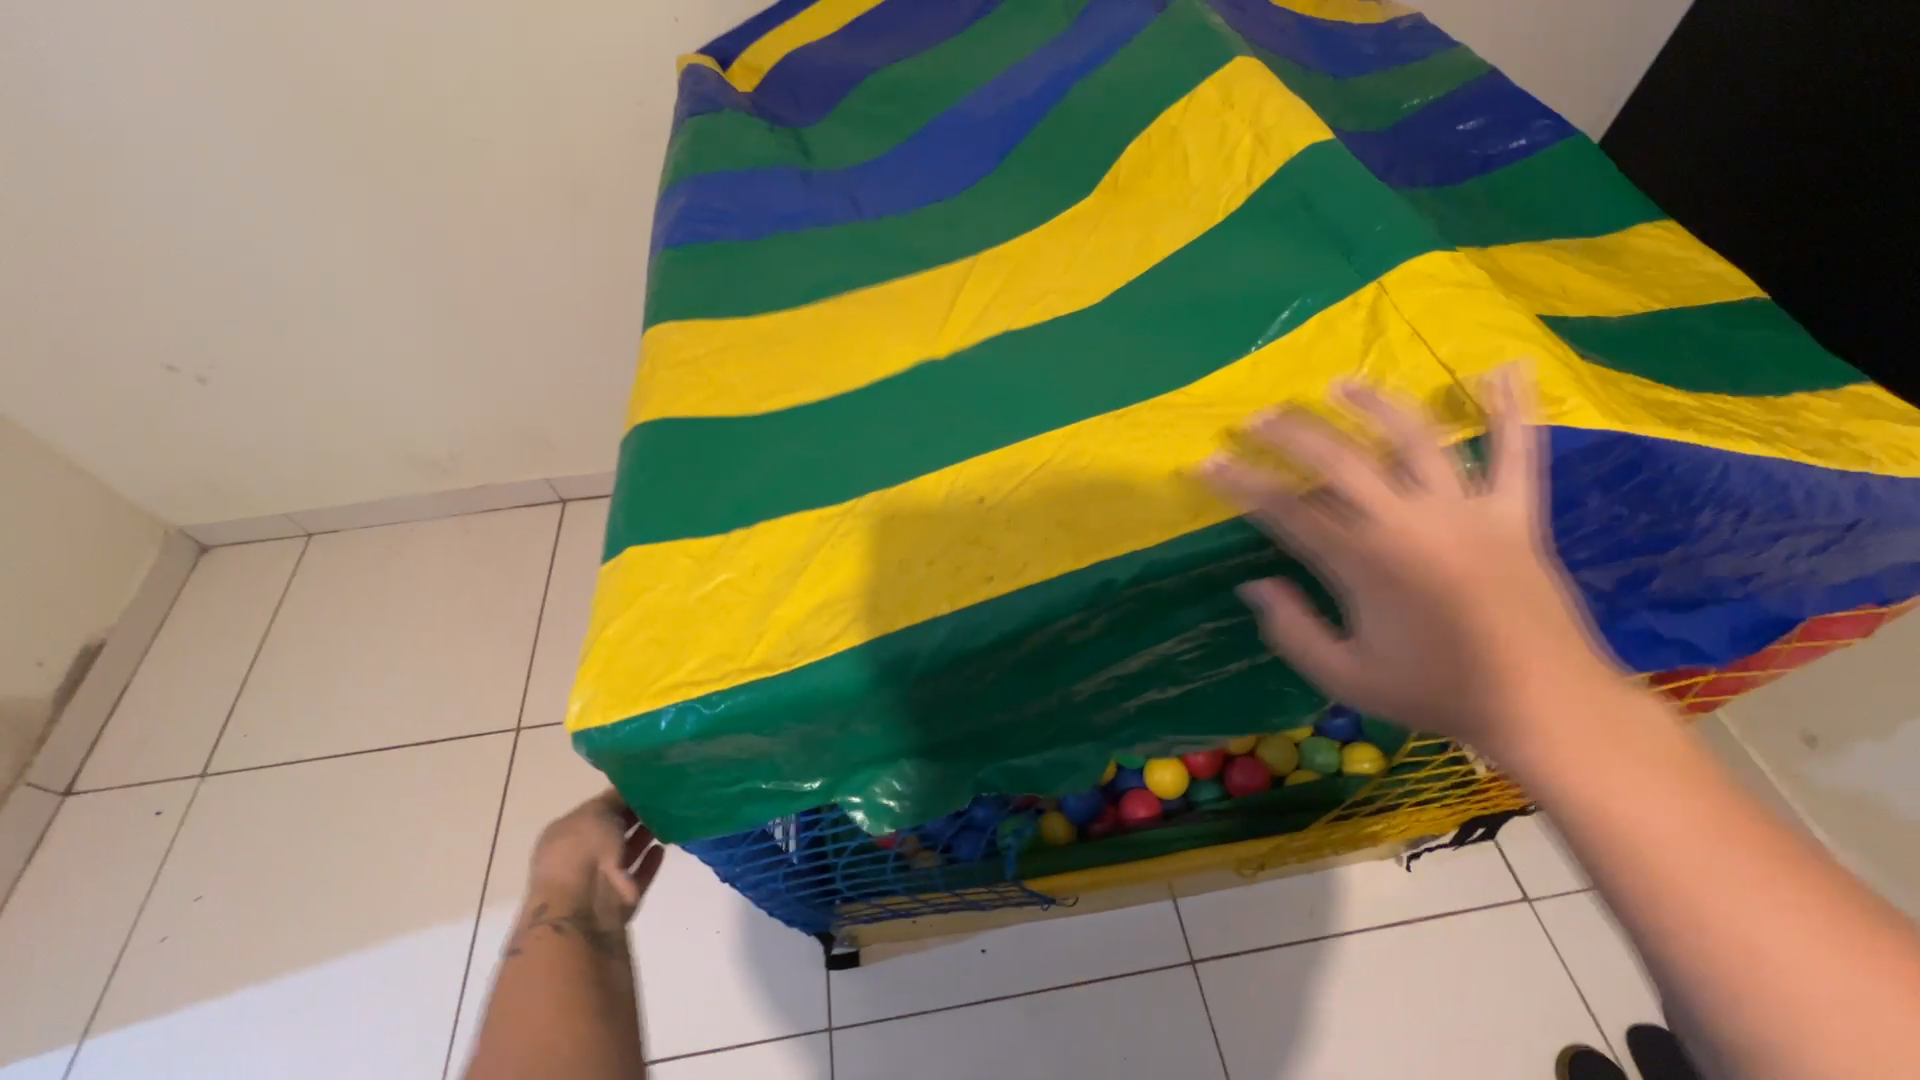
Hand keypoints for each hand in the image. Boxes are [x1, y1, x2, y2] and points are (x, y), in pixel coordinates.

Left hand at [528, 790, 664, 922]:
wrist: (583, 905)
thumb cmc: (582, 849)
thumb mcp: (597, 811)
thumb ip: (615, 799)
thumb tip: (629, 791)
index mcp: (564, 835)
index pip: (594, 812)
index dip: (617, 799)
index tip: (643, 787)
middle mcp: (579, 857)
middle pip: (611, 832)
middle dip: (633, 817)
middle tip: (660, 801)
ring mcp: (600, 880)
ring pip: (626, 853)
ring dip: (644, 837)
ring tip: (668, 819)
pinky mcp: (621, 898)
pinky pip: (639, 875)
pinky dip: (650, 862)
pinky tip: (663, 847)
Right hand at [1201, 365, 1625, 758]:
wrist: (1544, 706)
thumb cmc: (1437, 693)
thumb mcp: (1346, 677)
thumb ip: (1293, 630)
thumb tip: (1255, 585)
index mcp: (1365, 563)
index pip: (1288, 510)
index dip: (1243, 484)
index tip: (1209, 464)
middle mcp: (1411, 522)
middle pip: (1341, 459)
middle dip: (1292, 433)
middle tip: (1258, 419)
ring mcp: (1468, 512)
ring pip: (1417, 439)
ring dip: (1375, 405)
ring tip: (1341, 384)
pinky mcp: (1516, 514)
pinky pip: (1518, 452)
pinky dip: (1512, 409)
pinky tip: (1504, 368)